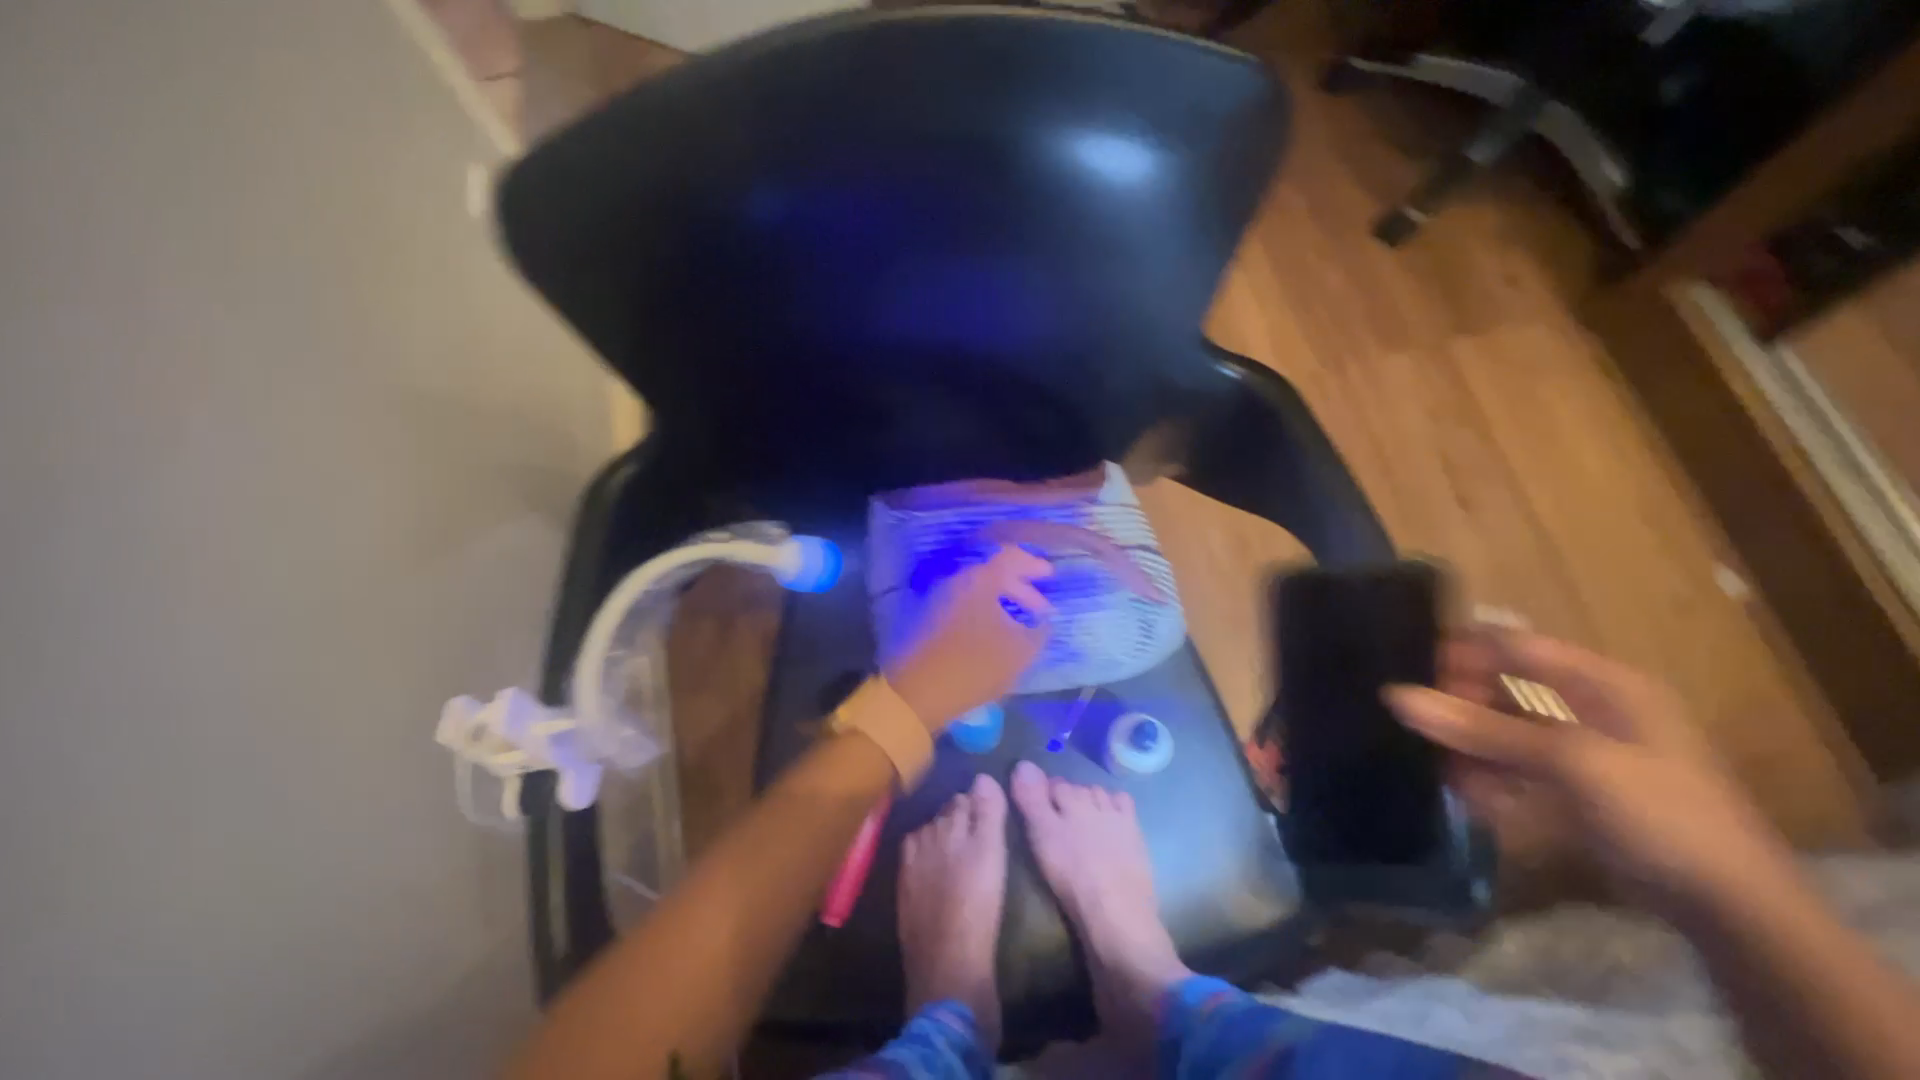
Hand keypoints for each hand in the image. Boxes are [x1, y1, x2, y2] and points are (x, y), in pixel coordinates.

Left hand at [883, 546, 1053, 730]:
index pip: (1010, 556)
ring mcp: (936, 599)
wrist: (917, 691)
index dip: (1033, 564)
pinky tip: (991, 635)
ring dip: (1000, 603)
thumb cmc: (975, 666)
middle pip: (992, 574)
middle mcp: (956, 581)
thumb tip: (1043, 621)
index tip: (1050, 575)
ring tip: (1017, 626)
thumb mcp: (1021, 652)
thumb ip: (1039, 631)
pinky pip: (961, 605)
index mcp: (980, 579)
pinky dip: (981, 613)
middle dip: (1020, 589)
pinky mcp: (925, 619)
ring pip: (975, 591)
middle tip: (1040, 610)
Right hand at [1386, 628, 1796, 918]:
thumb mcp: (1569, 762)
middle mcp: (1592, 710)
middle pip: (1507, 688)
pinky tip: (1456, 788)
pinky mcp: (1577, 795)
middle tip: (1405, 714)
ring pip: (1506, 734)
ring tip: (1418, 751)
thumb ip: (1481, 728)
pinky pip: (1516, 774)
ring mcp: (1585, 756)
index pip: (1515, 645)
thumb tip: (1396, 695)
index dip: (1459, 648)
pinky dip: (1486, 778)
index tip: (1401, 660)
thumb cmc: (1660, 811)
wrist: (1731, 908)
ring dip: (1465, 742)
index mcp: (1604, 684)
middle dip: (1457, 698)